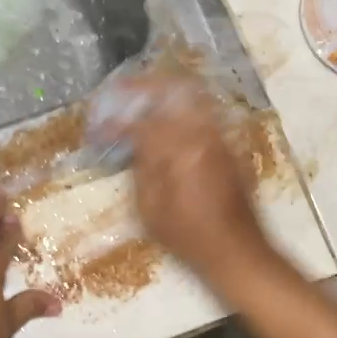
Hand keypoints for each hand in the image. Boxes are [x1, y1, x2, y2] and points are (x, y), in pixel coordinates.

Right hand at [123, 76, 281, 289]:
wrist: (238, 251)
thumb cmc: (190, 237)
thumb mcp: (150, 209)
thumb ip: (142, 169)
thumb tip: (135, 144)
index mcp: (179, 149)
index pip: (140, 123)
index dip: (114, 123)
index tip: (98, 127)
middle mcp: (203, 133)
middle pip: (173, 89)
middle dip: (144, 86)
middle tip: (122, 90)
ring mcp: (221, 136)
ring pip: (193, 96)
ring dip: (165, 93)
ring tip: (144, 100)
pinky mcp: (230, 146)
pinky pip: (205, 112)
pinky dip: (183, 108)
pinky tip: (169, 121)